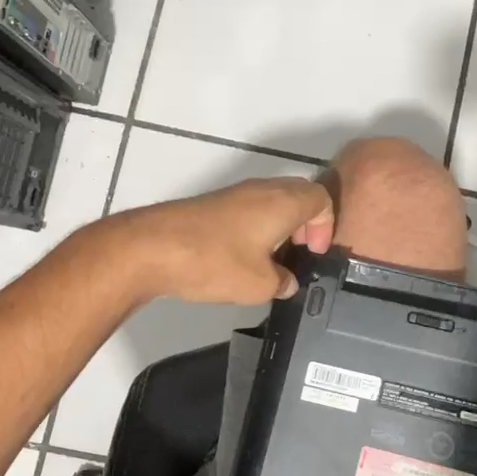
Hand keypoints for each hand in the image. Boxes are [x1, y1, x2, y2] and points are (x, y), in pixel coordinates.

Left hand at [109, 177, 335, 305]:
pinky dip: (258, 226)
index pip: (321, 199)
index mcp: (283, 202)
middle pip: (298, 194)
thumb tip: (286, 282)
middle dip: (306, 223)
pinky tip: (244, 256)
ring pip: (272, 200)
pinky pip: (250, 208)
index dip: (325, 226)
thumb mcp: (259, 285)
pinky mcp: (213, 204)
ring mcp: (235, 194)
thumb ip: (282, 282)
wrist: (150, 248)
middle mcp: (262, 189)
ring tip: (273, 259)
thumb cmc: (214, 262)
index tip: (313, 253)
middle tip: (299, 253)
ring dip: (281, 224)